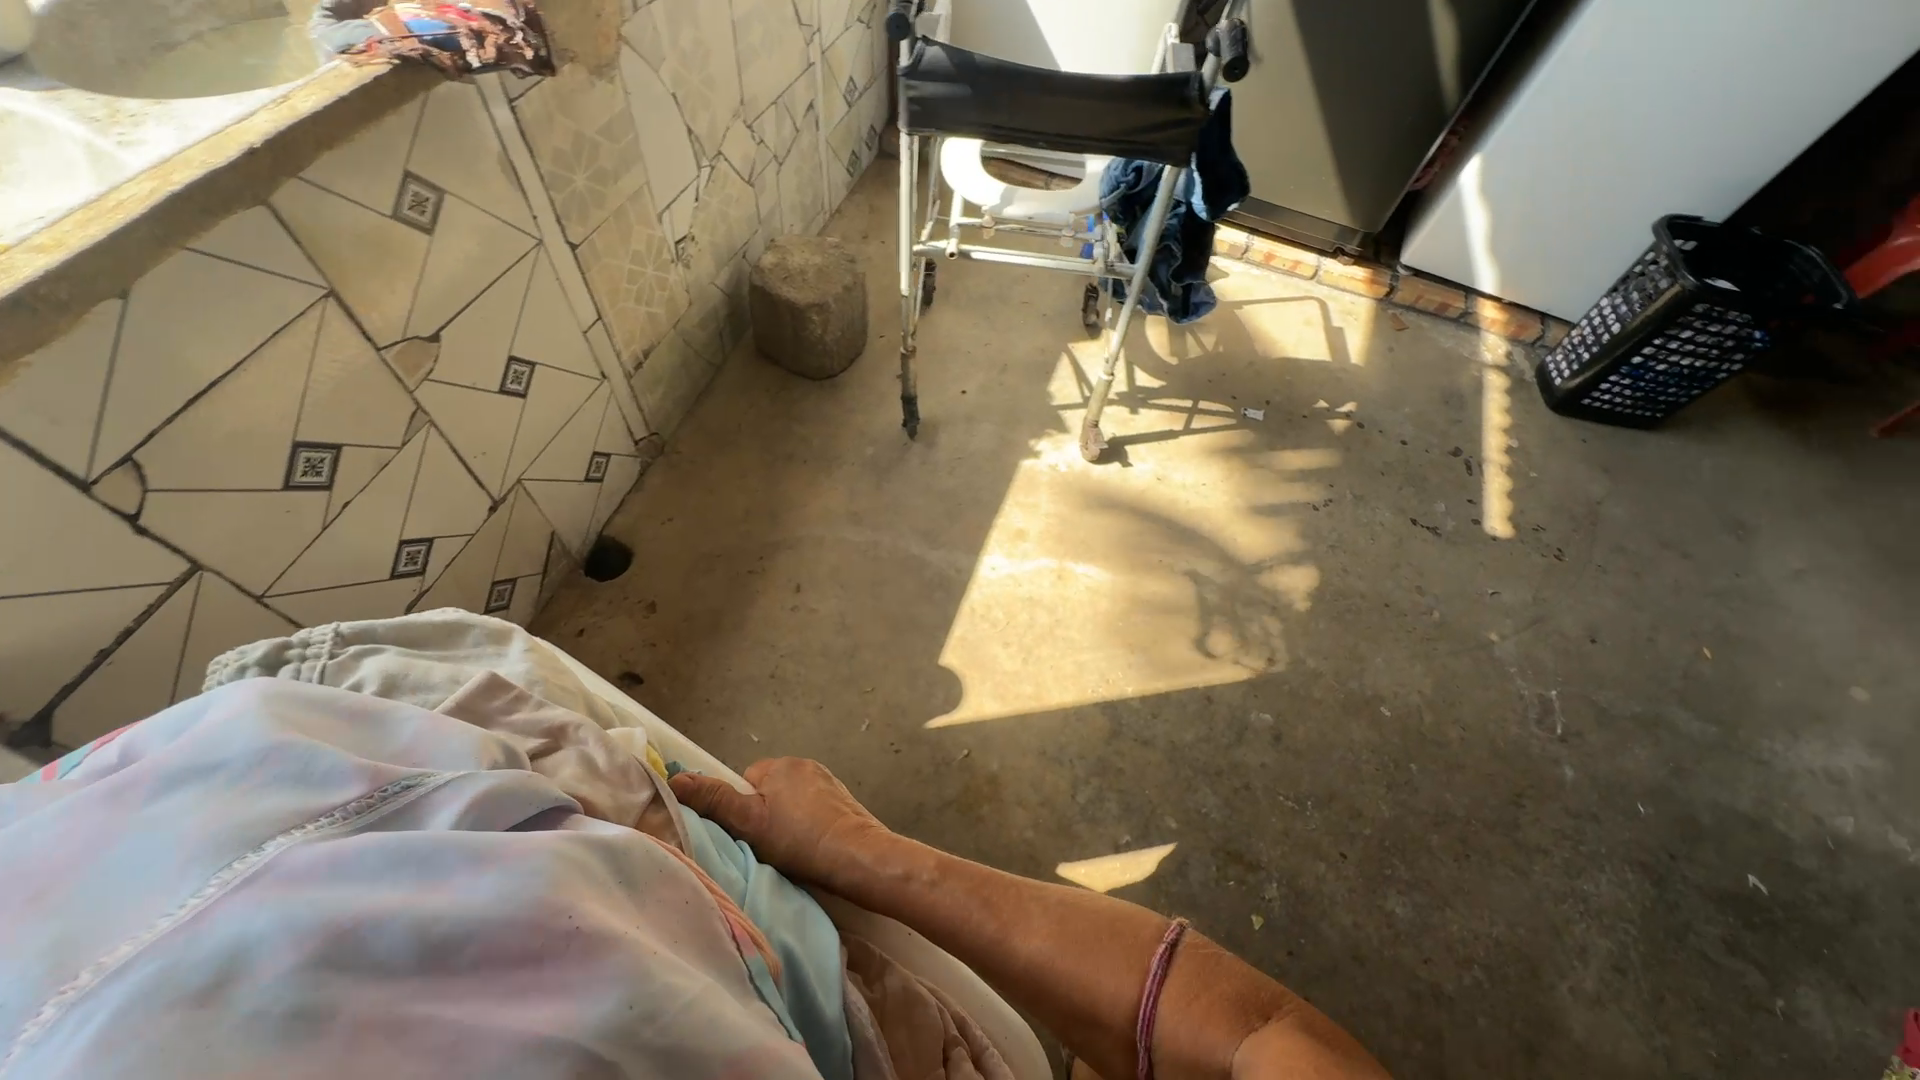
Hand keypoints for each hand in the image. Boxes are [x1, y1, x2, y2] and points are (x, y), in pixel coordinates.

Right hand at [669, 758, 890, 887]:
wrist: (857, 856)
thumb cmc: (799, 839)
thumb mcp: (748, 822)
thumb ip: (713, 800)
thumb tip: (674, 778)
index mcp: (780, 764)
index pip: (745, 782)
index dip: (741, 808)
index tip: (747, 833)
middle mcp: (804, 765)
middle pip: (768, 791)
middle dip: (765, 815)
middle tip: (767, 845)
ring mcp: (827, 782)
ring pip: (791, 802)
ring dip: (787, 821)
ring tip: (791, 850)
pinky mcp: (843, 800)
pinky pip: (813, 810)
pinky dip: (808, 826)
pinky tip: (810, 847)